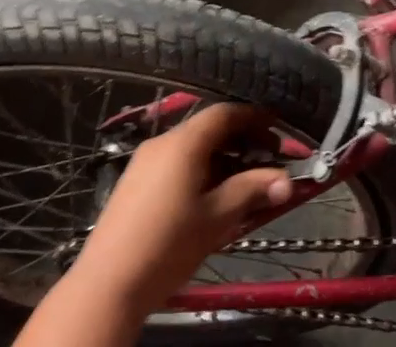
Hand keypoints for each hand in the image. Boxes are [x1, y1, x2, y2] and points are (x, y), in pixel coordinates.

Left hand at [66, 103, 292, 313]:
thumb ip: (251, 192)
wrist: (109, 281)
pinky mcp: (136, 182)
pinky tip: (212, 197)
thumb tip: (287, 180)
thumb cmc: (168, 244)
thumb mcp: (216, 218)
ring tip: (246, 184)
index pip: (223, 114)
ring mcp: (145, 162)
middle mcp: (162, 143)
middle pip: (207, 129)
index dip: (254, 117)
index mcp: (182, 144)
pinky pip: (176, 164)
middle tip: (269, 161)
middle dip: (241, 141)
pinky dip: (201, 170)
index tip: (278, 128)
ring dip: (222, 159)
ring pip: (192, 148)